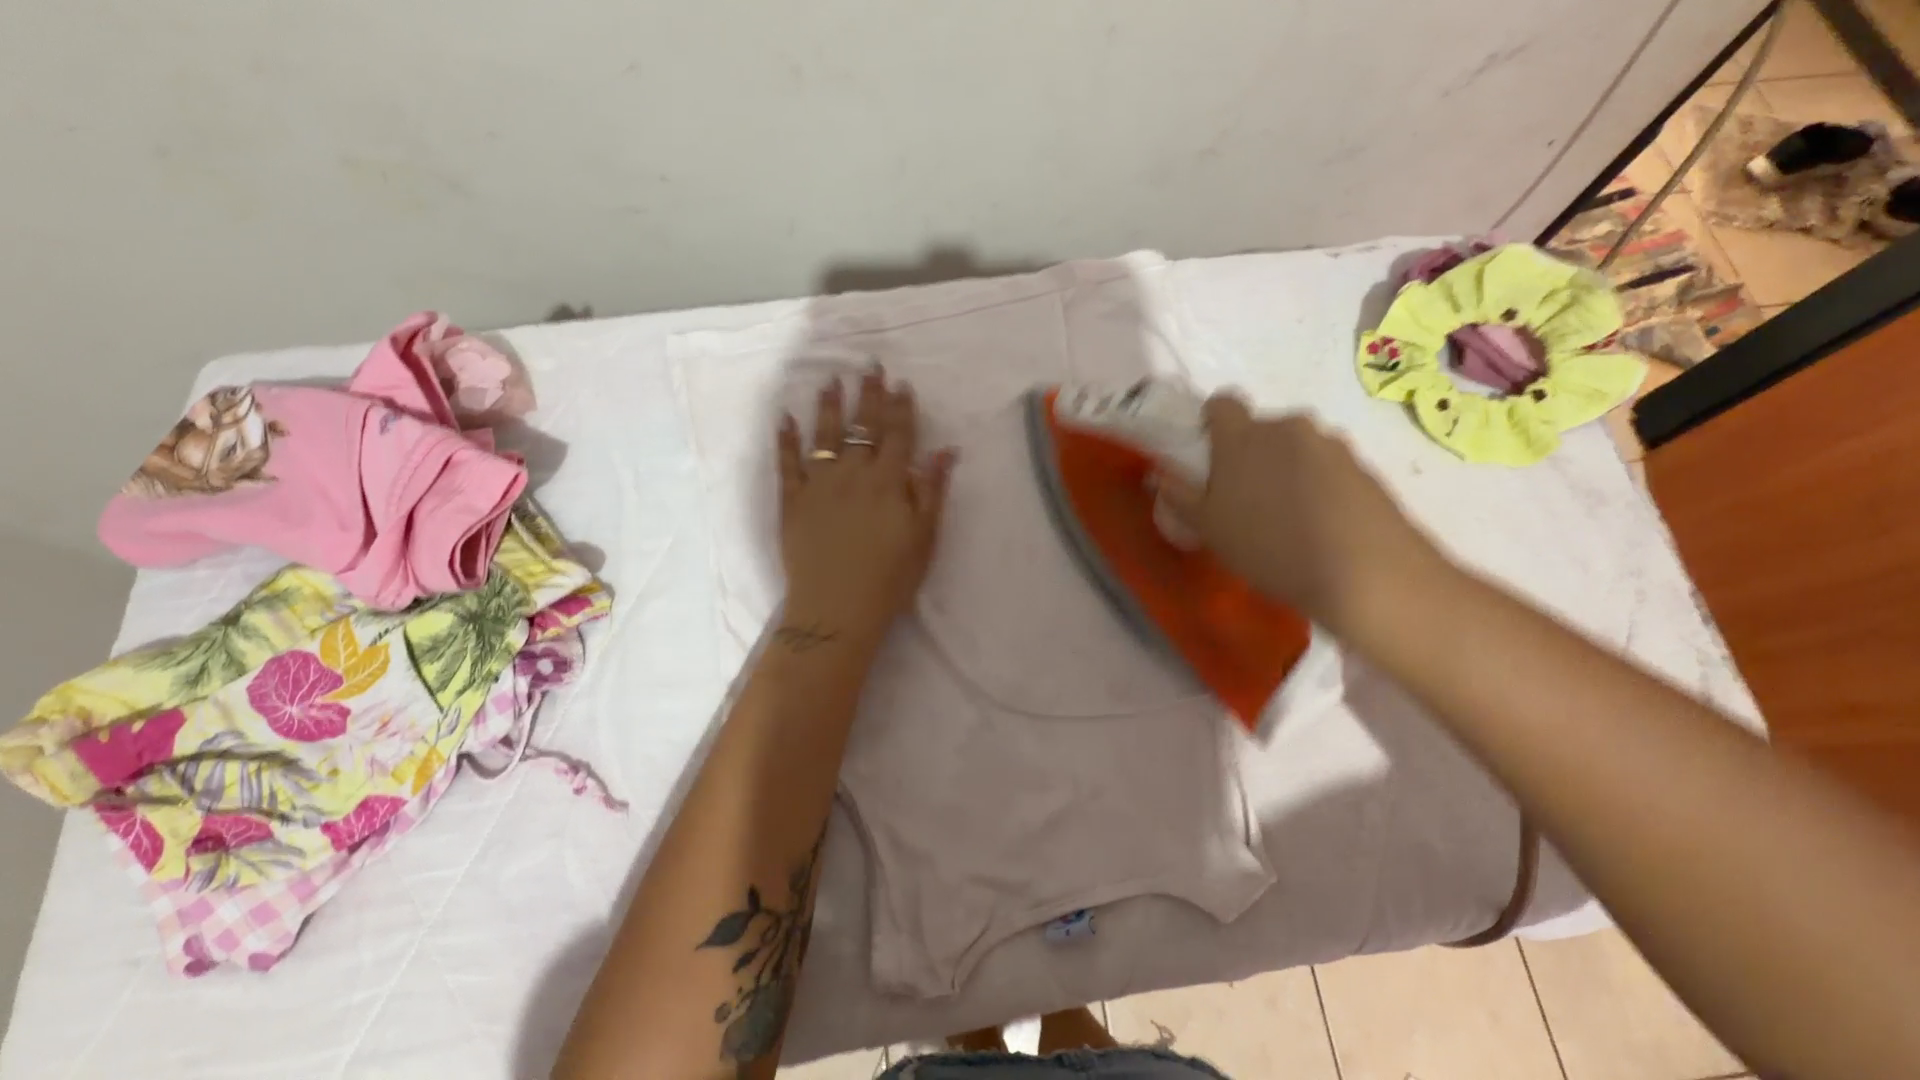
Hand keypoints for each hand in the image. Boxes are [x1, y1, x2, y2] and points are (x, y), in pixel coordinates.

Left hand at [776, 366, 955, 645]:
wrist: (837, 609)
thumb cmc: (889, 579)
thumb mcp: (924, 537)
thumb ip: (932, 490)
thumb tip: (945, 449)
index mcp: (889, 482)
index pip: (898, 435)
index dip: (901, 408)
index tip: (901, 383)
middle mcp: (853, 473)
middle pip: (863, 427)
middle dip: (868, 395)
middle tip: (868, 365)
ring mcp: (819, 484)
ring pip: (825, 435)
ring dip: (829, 406)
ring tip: (831, 380)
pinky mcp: (792, 501)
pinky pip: (787, 462)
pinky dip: (786, 438)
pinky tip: (786, 417)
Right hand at [1157, 393, 1441, 633]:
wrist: (1364, 570)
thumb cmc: (1269, 546)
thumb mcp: (1209, 529)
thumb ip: (1181, 496)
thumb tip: (1164, 475)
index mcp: (1243, 434)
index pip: (1221, 403)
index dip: (1211, 424)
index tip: (1211, 457)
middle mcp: (1289, 426)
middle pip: (1263, 428)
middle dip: (1253, 454)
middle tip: (1248, 500)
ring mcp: (1332, 444)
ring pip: (1298, 449)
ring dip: (1289, 471)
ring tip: (1290, 520)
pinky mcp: (1365, 467)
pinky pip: (1330, 469)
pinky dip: (1321, 488)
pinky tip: (1323, 528)